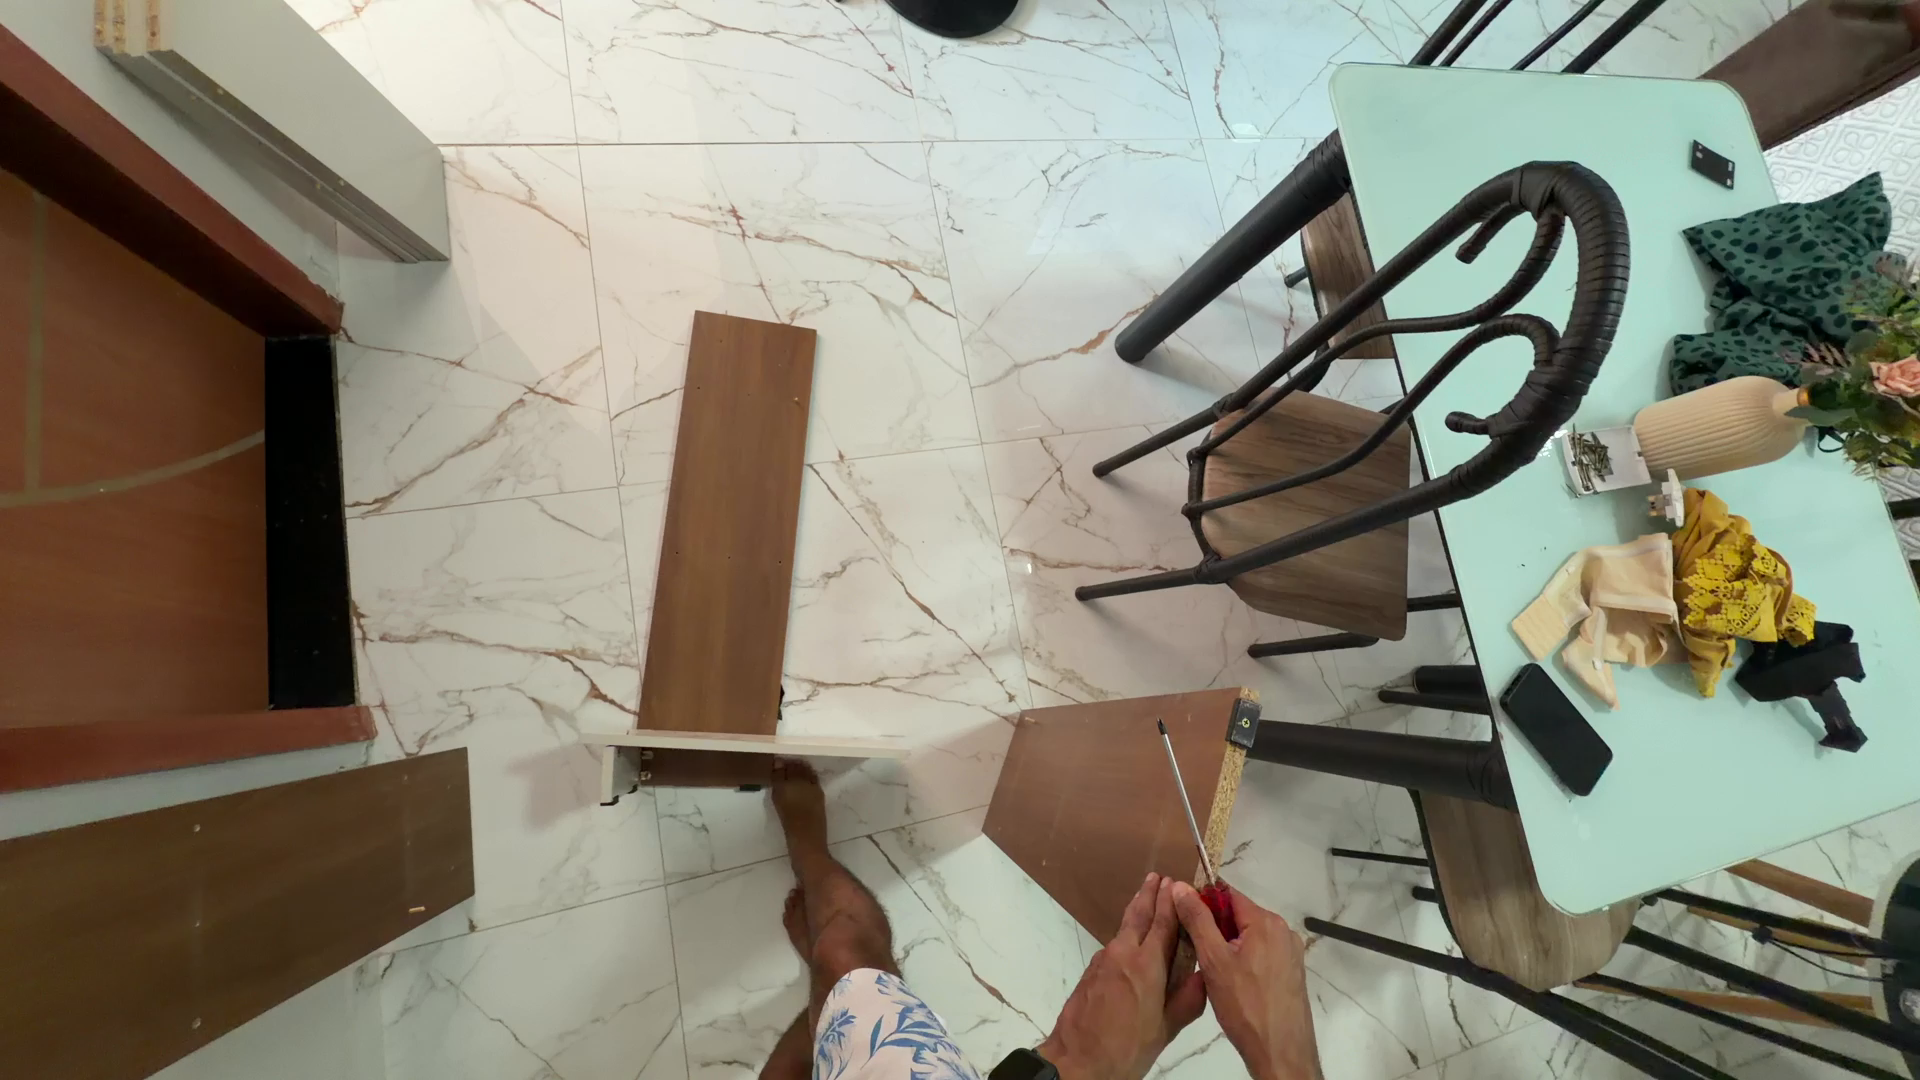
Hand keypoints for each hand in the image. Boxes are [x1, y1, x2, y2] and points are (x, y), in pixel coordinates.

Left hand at [1037, 873, 1205, 1079]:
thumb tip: (1205, 975)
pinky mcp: (1093, 968)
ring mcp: (1104, 958)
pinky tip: (1134, 941)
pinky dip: (1128, 934)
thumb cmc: (1128, 1047)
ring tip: (1148, 897)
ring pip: (1125, 927)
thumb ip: (1188, 1000)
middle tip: (1158, 876)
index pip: (1162, 923)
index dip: (1170, 901)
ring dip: (1138, 910)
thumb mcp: (1166, 1029)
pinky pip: (1116, 944)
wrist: (1078, 1058)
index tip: (1176, 882)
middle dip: (1149, 893)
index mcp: (1146, 964)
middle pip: (1138, 914)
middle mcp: (1123, 952)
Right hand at [1170, 882, 1321, 1079]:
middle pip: (1237, 914)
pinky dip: (1242, 959)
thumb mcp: (1213, 959)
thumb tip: (1179, 885)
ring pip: (1247, 935)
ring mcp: (1290, 954)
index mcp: (1266, 922)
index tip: (1183, 917)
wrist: (1282, 1058)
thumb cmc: (1245, 1006)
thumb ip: (1196, 919)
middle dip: (1213, 926)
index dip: (1201, 901)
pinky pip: (1259, 953)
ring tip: (1210, 969)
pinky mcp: (1291, 974)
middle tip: (1194, 949)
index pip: (1226, 894)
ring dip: (1226, 944)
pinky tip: (1230, 982)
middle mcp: (1283, 931)